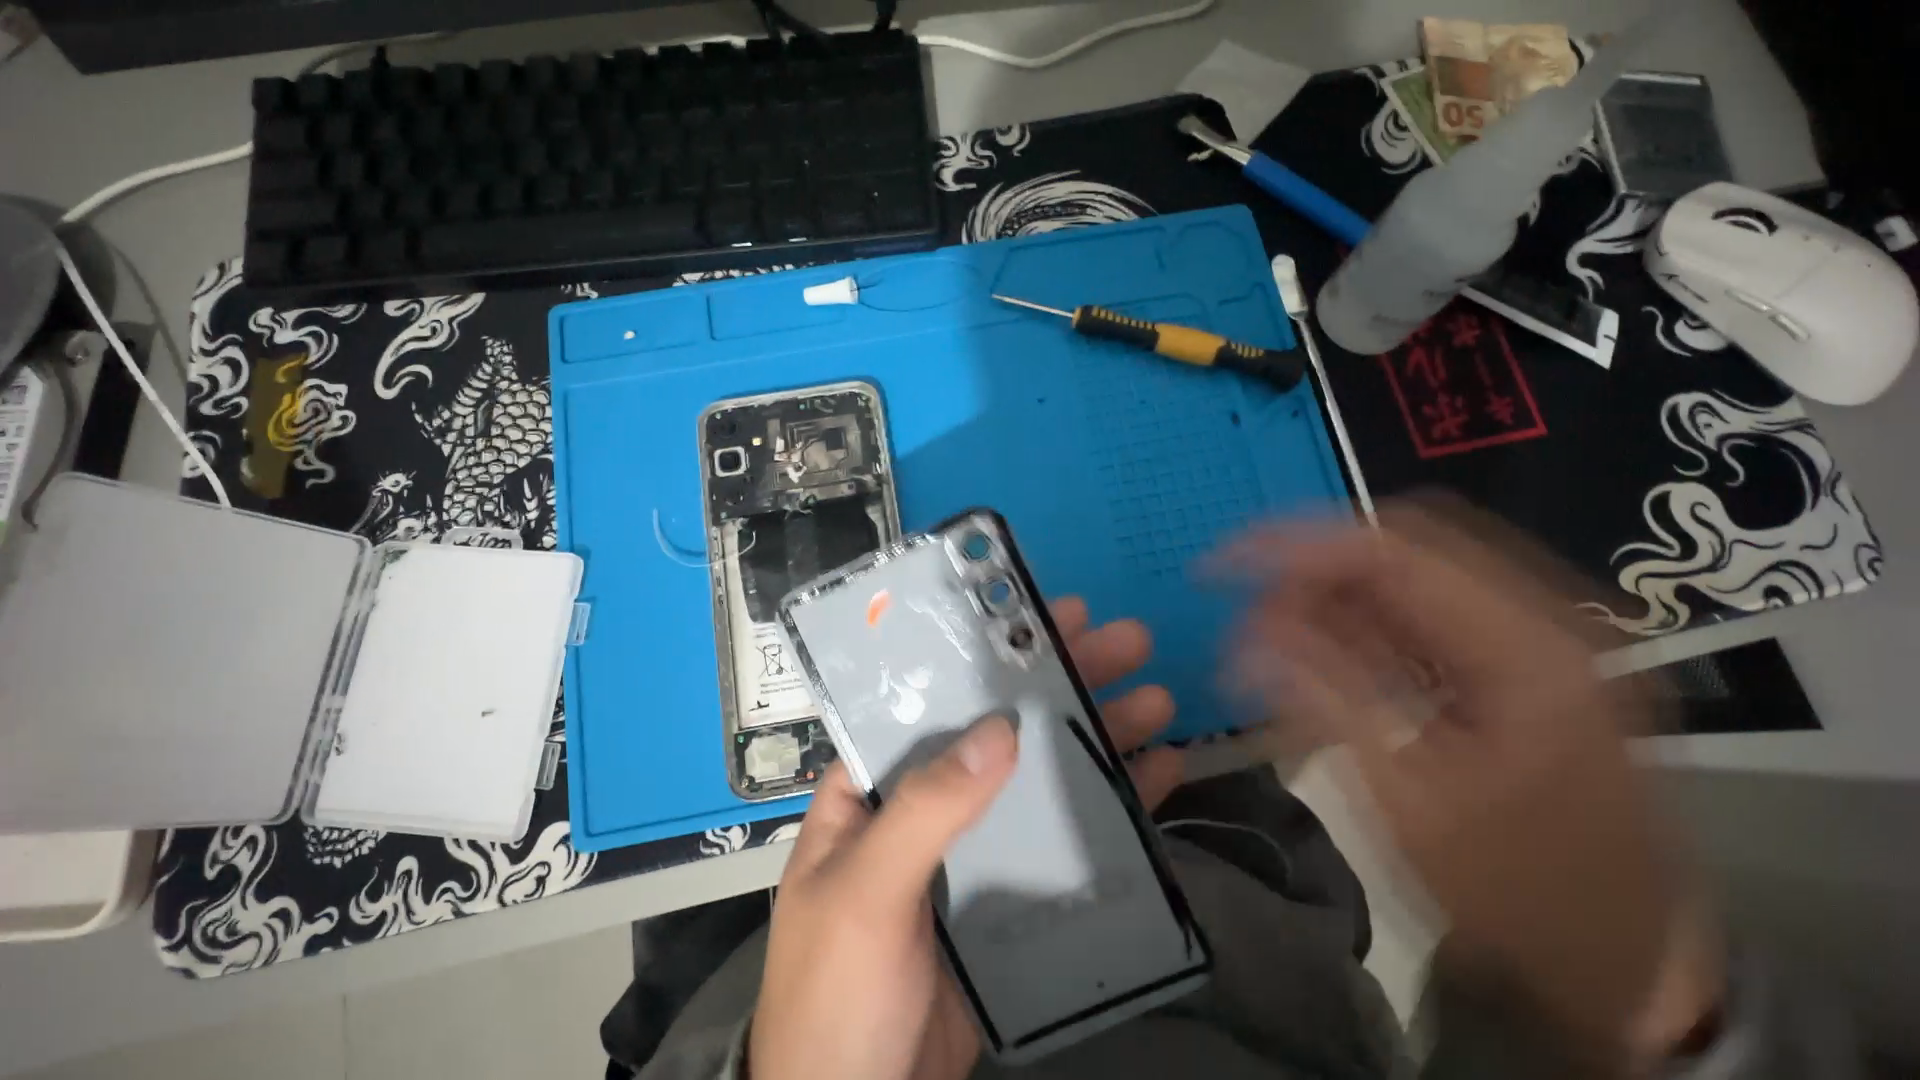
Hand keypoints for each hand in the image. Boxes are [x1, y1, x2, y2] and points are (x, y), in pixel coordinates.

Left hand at [749, 598, 1184, 1079]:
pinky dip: (1109, 802)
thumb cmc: (838, 991)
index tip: (1044, 618)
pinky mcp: (1012, 897)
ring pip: (1041, 775)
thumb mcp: (866, 893)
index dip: (987, 656)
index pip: (930, 703)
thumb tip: (997, 729)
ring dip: (1095, 734)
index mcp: (871, 791)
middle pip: (999, 729)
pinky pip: (1064, 835)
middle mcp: (923, 807)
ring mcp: (974, 852)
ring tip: (1158, 699)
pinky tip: (1157, 773)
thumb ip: (925, 811)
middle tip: (1128, 642)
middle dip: (1059, 682)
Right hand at [1222, 508, 1705, 1056]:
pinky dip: (1367, 621)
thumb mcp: (1407, 804)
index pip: (1393, 555)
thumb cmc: (1516, 899)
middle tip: (1246, 605)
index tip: (1221, 567)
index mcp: (1527, 652)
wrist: (1626, 963)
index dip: (1295, 549)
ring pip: (1417, 575)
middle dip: (1312, 567)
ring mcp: (1541, 638)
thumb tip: (1248, 628)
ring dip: (1336, 592)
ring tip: (1270, 629)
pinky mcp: (1526, 661)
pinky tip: (1323, 649)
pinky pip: (1431, 613)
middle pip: (1407, 547)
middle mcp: (1546, 621)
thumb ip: (1325, 699)